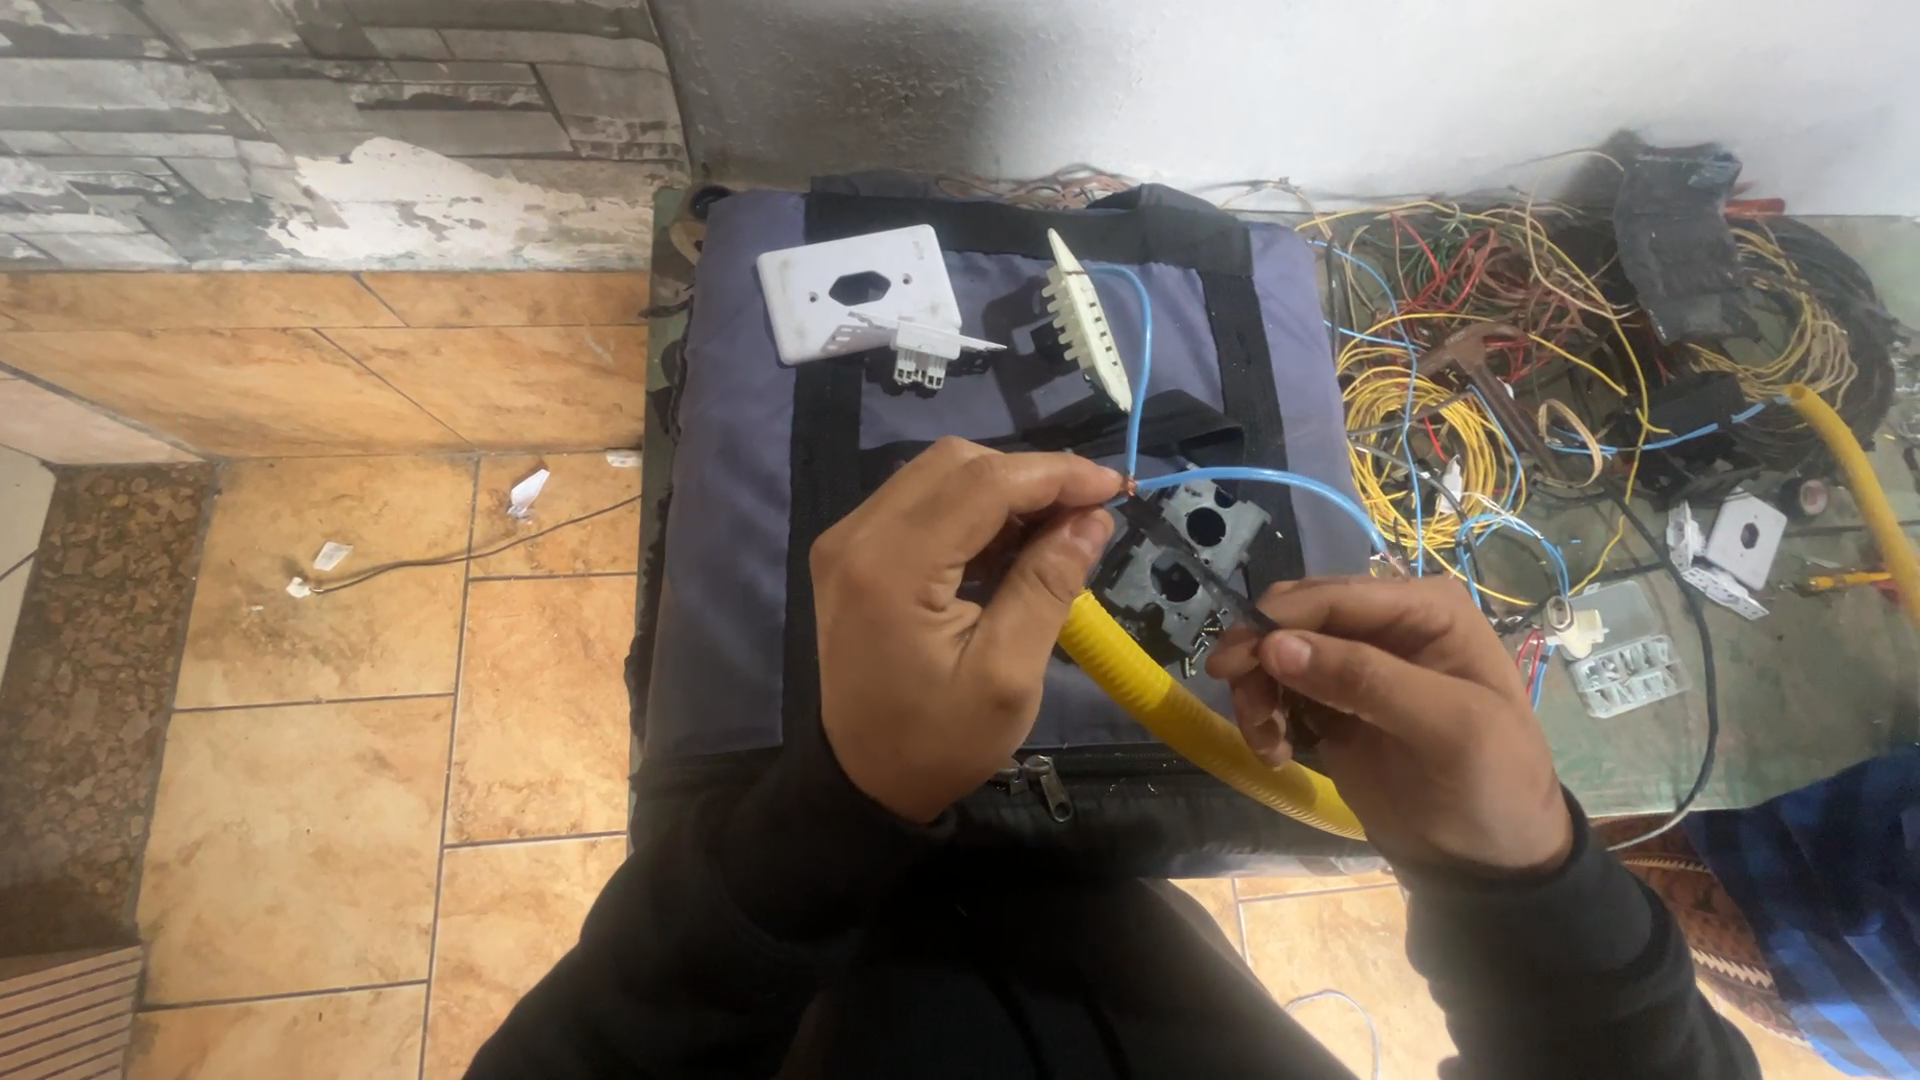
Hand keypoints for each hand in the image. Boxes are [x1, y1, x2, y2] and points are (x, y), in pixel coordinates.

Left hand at [810, 438, 1122, 822]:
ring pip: (938, 473)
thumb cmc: (939, 741)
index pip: (983, 483)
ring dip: (1002, 488)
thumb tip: (1092, 517)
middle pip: (957, 463)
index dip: (1055, 474)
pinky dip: (971, 507)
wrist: (863, 777)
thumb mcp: (1008, 675)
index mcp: (892, 568)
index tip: (1112, 488)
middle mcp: (857, 535)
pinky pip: (919, 500)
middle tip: (1085, 514)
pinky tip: (1007, 541)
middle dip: (1031, 476)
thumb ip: (1048, 585)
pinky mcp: (850, 549)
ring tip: (1053, 529)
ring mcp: (846, 538)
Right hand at [1206, 576, 1572, 875]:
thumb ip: (1364, 679)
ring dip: (1256, 690)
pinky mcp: (1326, 696)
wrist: (1482, 860)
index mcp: (1424, 610)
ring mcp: (1351, 660)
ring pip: (1273, 650)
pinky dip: (1262, 713)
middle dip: (1259, 657)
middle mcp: (1383, 623)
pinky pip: (1273, 685)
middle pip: (1292, 617)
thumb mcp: (1447, 728)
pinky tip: (1275, 750)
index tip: (1233, 665)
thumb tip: (1274, 646)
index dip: (1276, 622)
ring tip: (1265, 739)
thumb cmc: (1490, 786)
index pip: (1332, 596)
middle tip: (1244, 702)